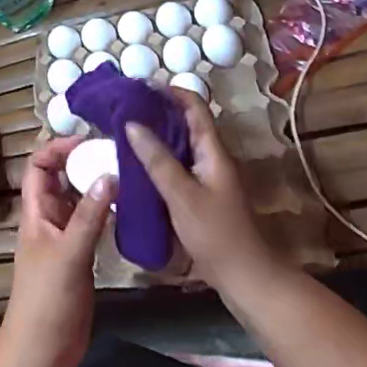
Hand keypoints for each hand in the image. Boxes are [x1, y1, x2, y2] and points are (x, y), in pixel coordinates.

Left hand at [1, 134, 113, 366]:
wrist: (43, 350)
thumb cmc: (47, 299)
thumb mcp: (69, 254)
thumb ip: (89, 216)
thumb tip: (108, 174)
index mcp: (36, 212)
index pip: (39, 166)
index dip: (57, 148)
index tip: (88, 140)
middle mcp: (49, 219)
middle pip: (61, 178)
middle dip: (83, 161)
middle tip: (117, 151)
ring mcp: (65, 237)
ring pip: (79, 199)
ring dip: (97, 184)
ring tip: (127, 171)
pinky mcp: (80, 254)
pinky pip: (92, 221)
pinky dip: (107, 209)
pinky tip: (129, 205)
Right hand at [124, 90, 285, 293]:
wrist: (245, 278)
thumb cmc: (216, 234)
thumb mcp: (182, 195)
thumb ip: (157, 160)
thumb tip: (132, 123)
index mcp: (212, 150)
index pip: (194, 106)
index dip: (169, 91)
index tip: (137, 87)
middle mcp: (210, 157)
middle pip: (184, 122)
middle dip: (155, 112)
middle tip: (121, 108)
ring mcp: (205, 177)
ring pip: (177, 145)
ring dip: (153, 136)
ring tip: (120, 131)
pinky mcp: (197, 195)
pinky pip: (173, 167)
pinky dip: (154, 159)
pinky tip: (133, 165)